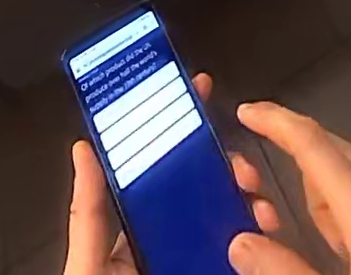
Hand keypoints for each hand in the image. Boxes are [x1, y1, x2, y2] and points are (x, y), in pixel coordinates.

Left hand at [64, 73, 279, 274]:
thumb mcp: (89, 267)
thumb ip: (89, 213)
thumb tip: (83, 146)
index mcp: (140, 228)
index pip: (163, 168)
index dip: (181, 128)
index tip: (199, 92)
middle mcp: (173, 242)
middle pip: (205, 190)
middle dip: (225, 165)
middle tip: (238, 160)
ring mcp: (200, 262)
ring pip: (232, 221)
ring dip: (247, 199)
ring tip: (254, 196)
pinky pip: (246, 258)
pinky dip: (261, 243)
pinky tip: (266, 228)